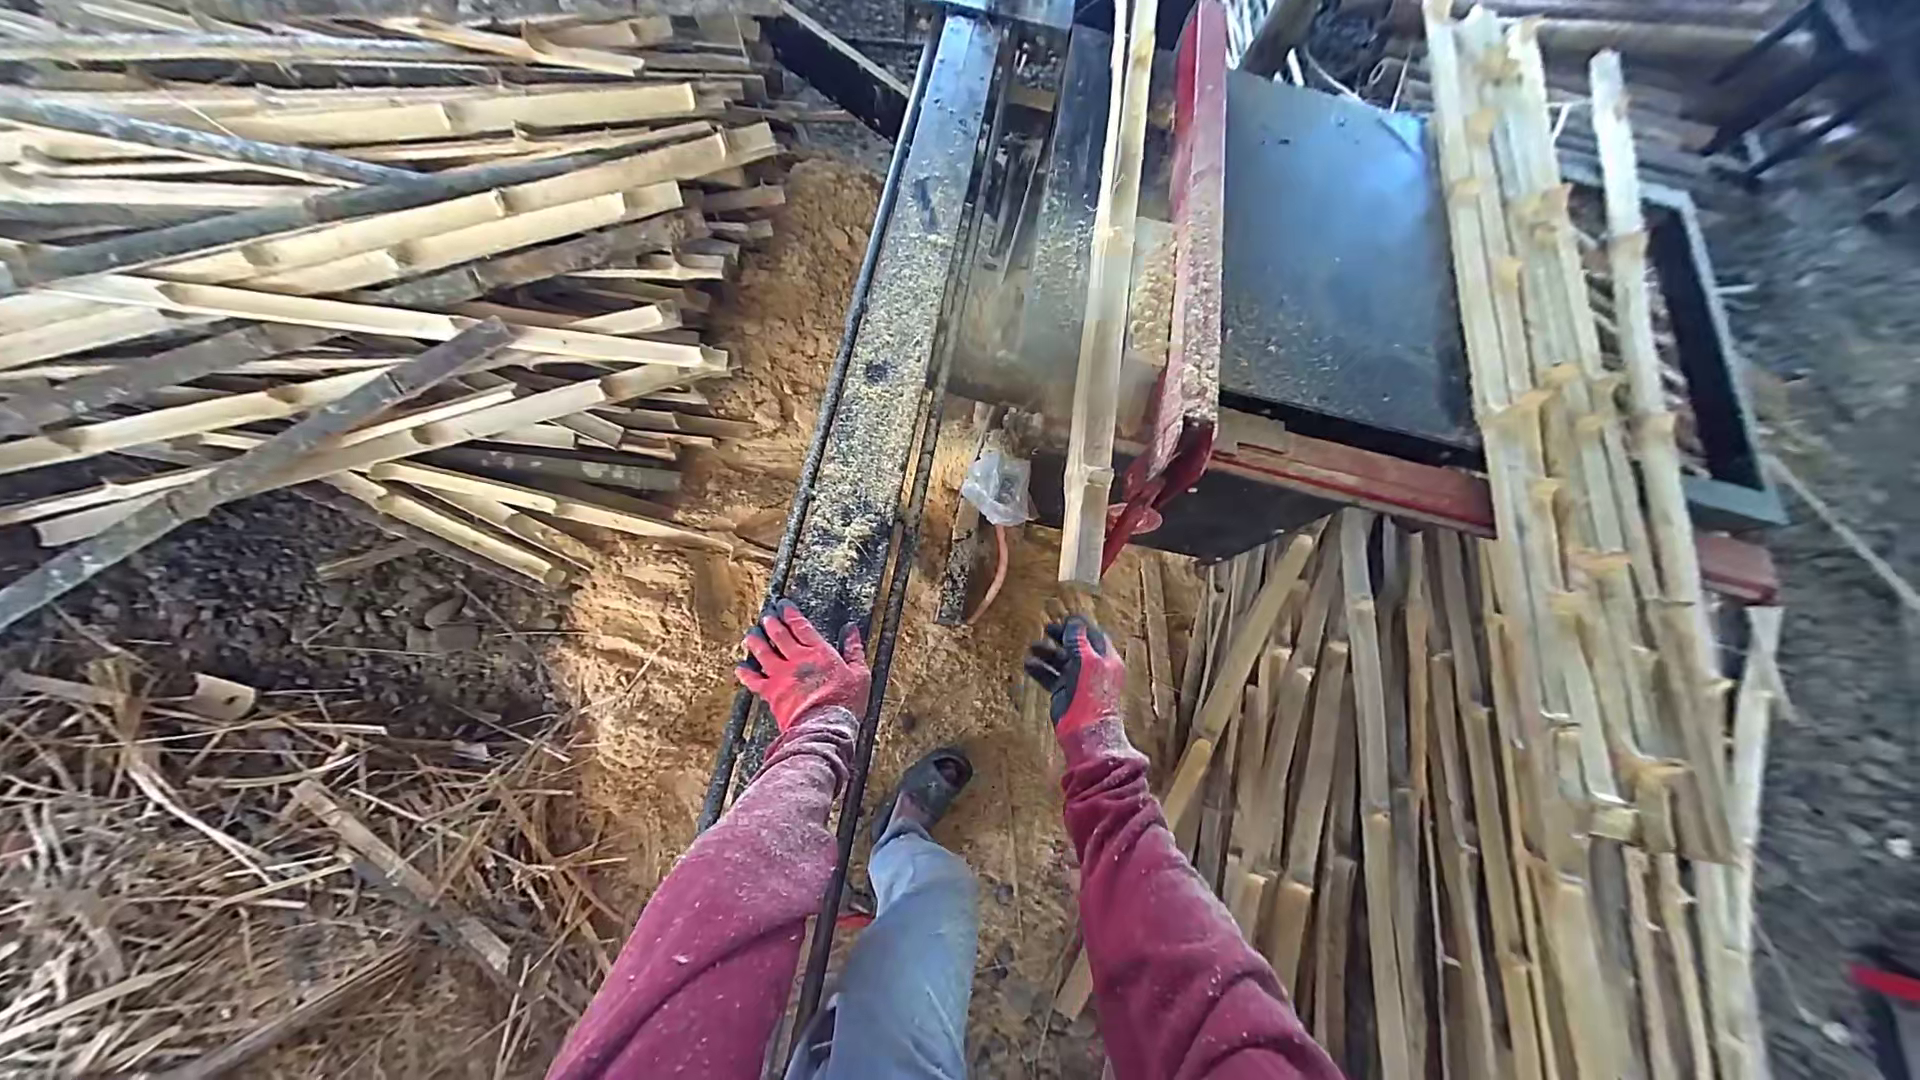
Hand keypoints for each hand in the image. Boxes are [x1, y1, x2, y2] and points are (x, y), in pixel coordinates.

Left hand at [736, 599, 869, 732]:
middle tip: (767, 617)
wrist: (824, 727)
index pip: (801, 626)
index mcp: (818, 652)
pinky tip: (740, 668)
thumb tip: (851, 630)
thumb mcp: (859, 673)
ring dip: (756, 642)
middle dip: (772, 624)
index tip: (784, 606)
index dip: (791, 614)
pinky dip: (746, 673)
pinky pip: (754, 680)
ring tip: (751, 635)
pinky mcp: (771, 693)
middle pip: (779, 635)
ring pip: (763, 653)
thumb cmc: (845, 702)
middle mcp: (797, 659)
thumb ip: (854, 650)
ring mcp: (781, 676)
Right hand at [1023, 614, 1124, 738]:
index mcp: (1105, 658)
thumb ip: (1078, 640)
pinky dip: (1040, 669)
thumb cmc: (1092, 695)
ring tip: (1032, 647)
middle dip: (1061, 636)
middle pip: (1075, 646)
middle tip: (1046, 628)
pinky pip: (1050, 676)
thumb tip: (1073, 621)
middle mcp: (1092, 668)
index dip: (1079, 627)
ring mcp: (1078, 680)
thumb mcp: (1086, 661)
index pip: (1092, 636)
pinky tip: (1028, 664)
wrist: (1087, 731)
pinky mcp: (1064, 692)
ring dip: (1047, 652)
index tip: (1064, 619)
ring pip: (1060, 660)